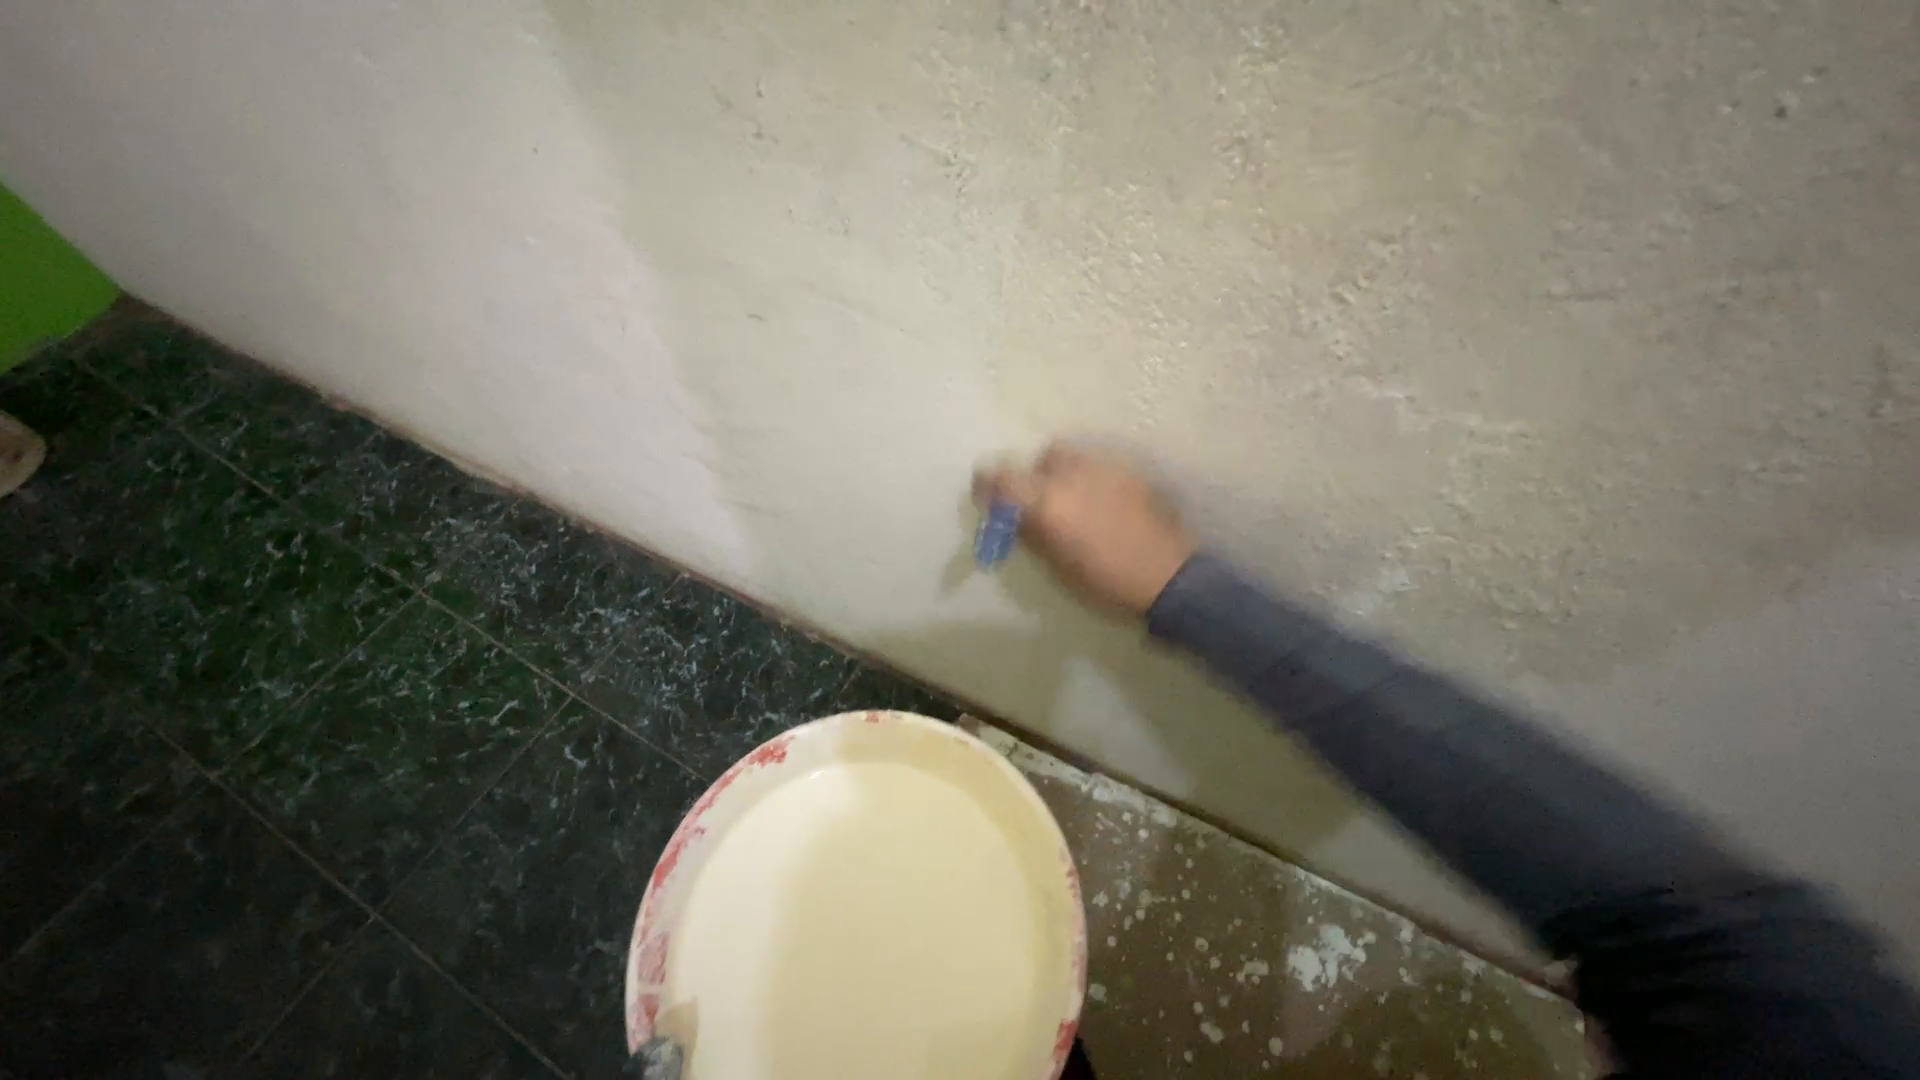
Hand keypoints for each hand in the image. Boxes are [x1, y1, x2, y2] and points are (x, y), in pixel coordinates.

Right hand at [973, 442, 1197, 616]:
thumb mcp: (1057, 567)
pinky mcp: (1132, 471)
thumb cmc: (1106, 582)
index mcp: (1048, 502)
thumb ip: (1032, 534)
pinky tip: (1102, 503)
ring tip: (1074, 498)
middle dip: (1035, 475)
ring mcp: (1106, 468)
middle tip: (1039, 500)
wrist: (1168, 578)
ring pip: (1074, 455)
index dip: (987, 483)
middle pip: (1043, 457)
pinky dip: (1092, 478)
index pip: (1003, 478)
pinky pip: (1101, 465)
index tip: (985, 493)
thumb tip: (1015, 518)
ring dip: (1064, 472)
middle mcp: (1073, 475)